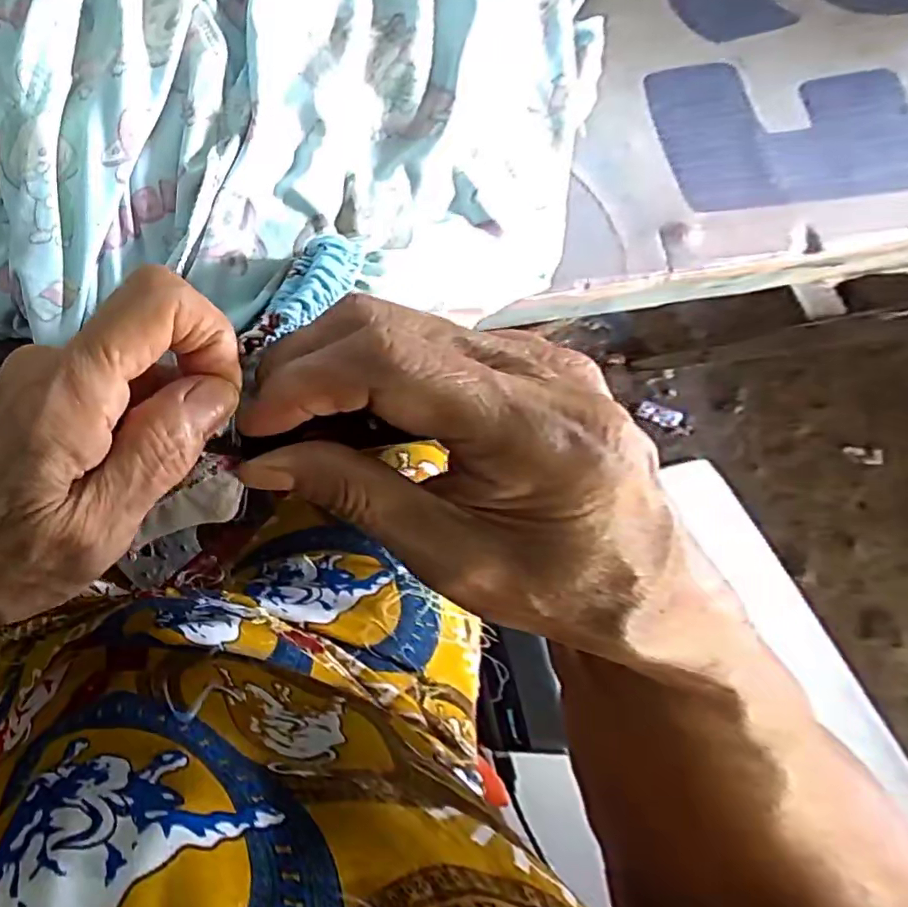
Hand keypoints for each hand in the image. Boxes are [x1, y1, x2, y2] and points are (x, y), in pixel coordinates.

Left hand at [0, 267, 241, 662]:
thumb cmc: (6, 564)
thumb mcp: (98, 528)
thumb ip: (159, 451)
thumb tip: (213, 388)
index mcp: (67, 387)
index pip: (156, 297)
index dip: (207, 334)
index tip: (216, 402)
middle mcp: (46, 361)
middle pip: (144, 334)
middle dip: (181, 390)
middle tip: (169, 471)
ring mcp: (31, 374)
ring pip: (124, 365)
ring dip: (150, 414)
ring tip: (126, 487)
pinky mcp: (25, 393)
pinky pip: (95, 384)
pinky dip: (119, 420)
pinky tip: (99, 477)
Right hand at [234, 295, 696, 663]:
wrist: (655, 589)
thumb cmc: (558, 588)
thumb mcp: (447, 558)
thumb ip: (350, 494)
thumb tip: (255, 463)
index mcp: (533, 426)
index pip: (386, 361)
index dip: (302, 384)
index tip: (252, 430)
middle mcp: (533, 365)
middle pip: (375, 322)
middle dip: (297, 368)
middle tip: (263, 427)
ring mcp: (523, 349)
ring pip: (381, 317)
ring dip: (316, 361)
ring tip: (294, 420)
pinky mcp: (506, 353)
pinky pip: (402, 334)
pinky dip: (348, 365)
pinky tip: (339, 410)